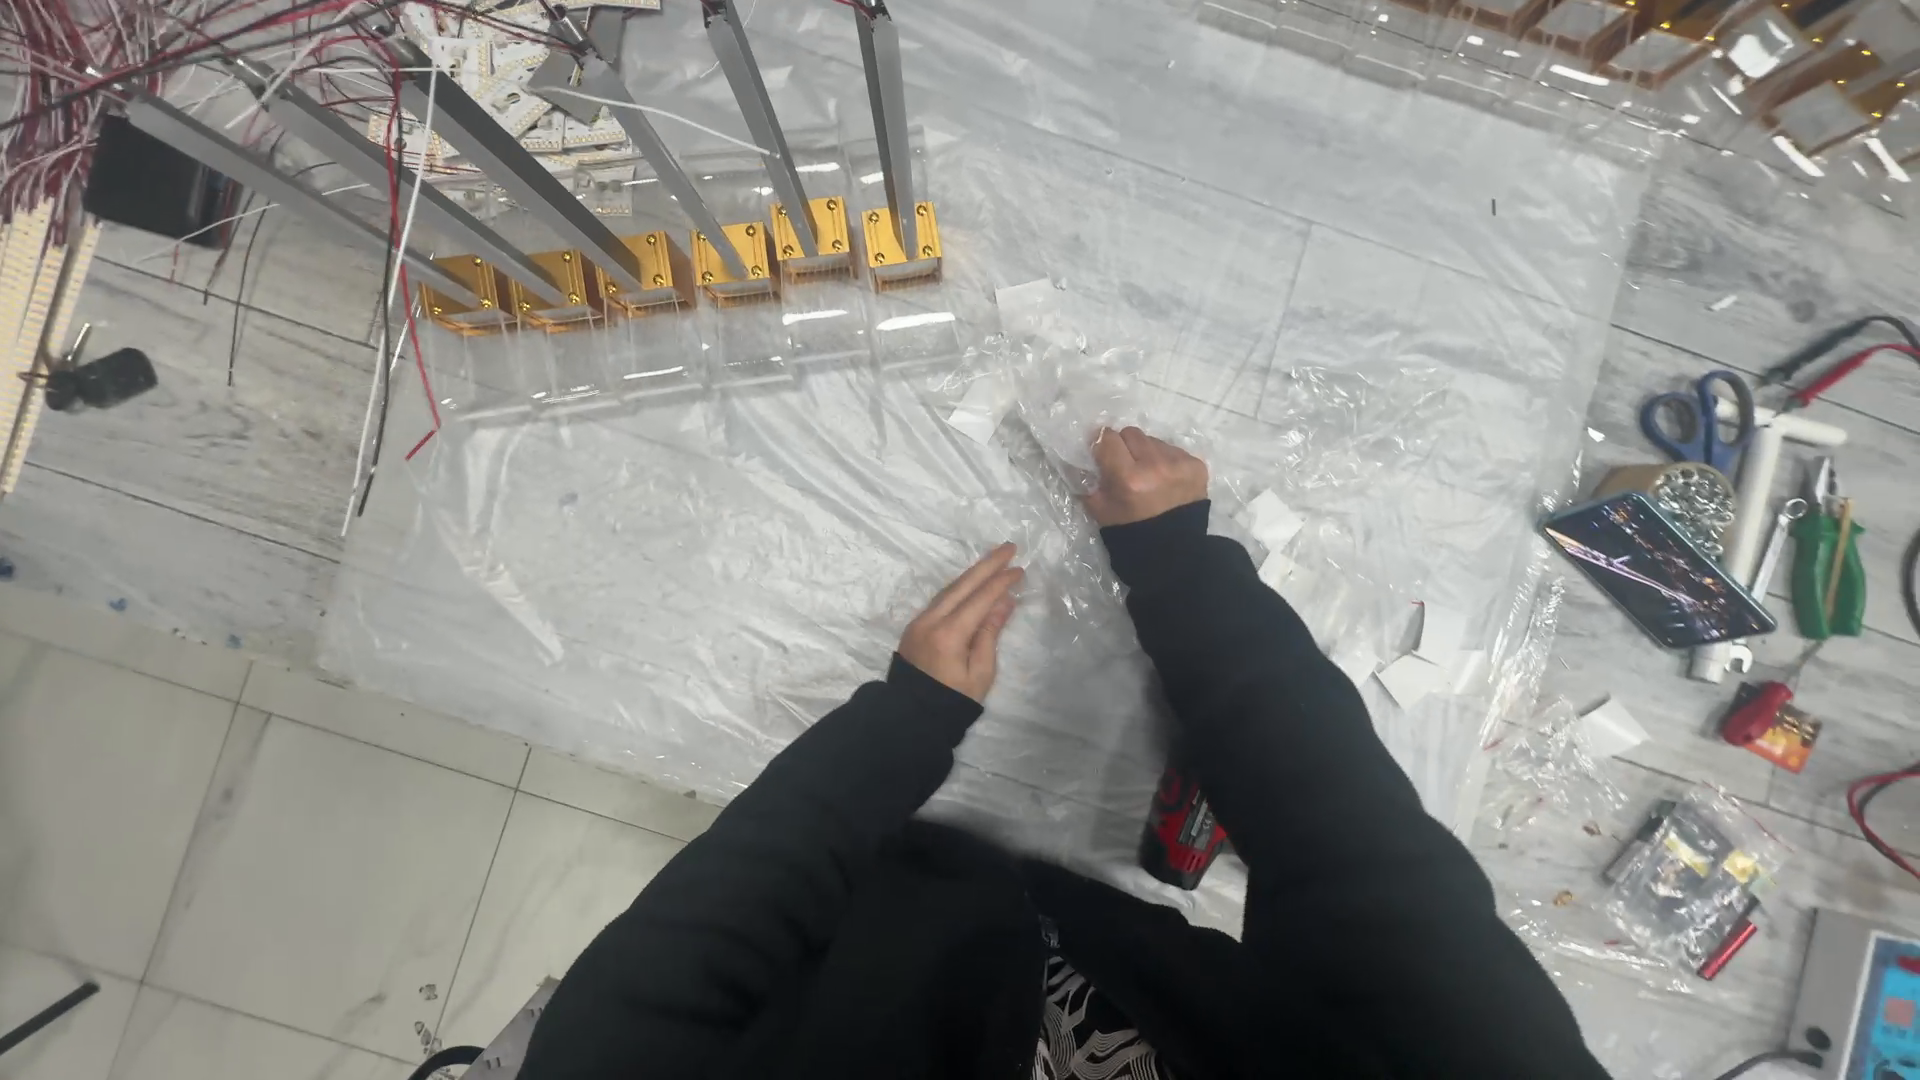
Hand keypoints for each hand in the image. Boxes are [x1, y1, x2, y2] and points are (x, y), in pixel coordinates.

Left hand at [898, 543, 1023, 702]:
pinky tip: (972, 583)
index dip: (1001, 582)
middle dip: (987, 564)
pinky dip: (959, 587)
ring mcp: (920, 621)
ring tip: (993, 560)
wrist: (911, 715)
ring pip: (949, 589)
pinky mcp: (915, 626)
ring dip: (972, 573)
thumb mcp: (980, 673)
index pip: (980, 598)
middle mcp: (931, 620)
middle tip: (1009, 547)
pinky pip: (941, 599)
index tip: (1019, 569)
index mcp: (950, 634)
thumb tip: (1004, 602)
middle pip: (963, 584)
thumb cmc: (952, 701)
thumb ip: (990, 634)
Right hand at [1084, 426, 1208, 526]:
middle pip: (1131, 433)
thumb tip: (1078, 456)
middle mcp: (1155, 465)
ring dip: (1146, 452)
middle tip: (1125, 465)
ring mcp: (1179, 463)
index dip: (1102, 444)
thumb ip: (1085, 479)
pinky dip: (1165, 461)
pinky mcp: (1197, 465)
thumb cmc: (1130, 530)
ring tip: (1148, 475)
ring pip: (1153, 439)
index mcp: (1127, 478)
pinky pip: (1173, 450)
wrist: (1172, 550)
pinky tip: (1165, 480)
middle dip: (1124, 446)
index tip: (1102, 453)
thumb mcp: (1098, 509)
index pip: (1107, 438)